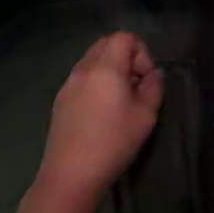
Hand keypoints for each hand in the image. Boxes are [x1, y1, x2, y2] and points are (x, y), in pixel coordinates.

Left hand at [35, 32, 163, 206]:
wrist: (70, 175)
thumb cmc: (113, 142)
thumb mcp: (146, 115)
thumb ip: (154, 87)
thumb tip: (152, 75)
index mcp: (105, 67)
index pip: (124, 37)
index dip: (141, 52)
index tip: (145, 79)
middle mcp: (83, 69)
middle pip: (106, 43)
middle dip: (126, 56)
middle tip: (135, 85)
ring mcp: (68, 84)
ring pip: (92, 60)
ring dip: (110, 69)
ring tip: (120, 99)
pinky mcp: (60, 100)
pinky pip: (82, 77)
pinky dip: (96, 81)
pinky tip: (102, 111)